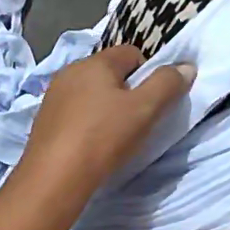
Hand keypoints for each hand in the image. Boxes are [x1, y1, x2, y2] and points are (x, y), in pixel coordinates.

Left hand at [10, 45, 192, 206]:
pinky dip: (86, 123)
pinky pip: (74, 113)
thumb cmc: (103, 137)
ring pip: (89, 94)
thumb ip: (167, 84)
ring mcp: (53, 97)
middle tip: (136, 121)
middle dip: (126, 91)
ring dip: (104, 108)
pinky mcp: (44, 121)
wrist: (54, 177)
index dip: (148, 73)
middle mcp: (69, 72)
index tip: (152, 102)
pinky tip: (90, 145)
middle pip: (108, 73)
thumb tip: (185, 66)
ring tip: (113, 136)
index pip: (131, 52)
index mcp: (94, 62)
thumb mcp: (145, 109)